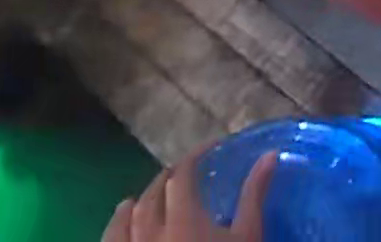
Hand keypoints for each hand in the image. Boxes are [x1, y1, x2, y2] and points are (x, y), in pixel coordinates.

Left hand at [105, 150, 275, 241]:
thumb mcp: (248, 237)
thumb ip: (254, 194)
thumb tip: (269, 154)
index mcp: (183, 219)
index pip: (182, 174)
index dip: (195, 156)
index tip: (212, 149)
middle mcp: (150, 236)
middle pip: (150, 197)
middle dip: (165, 179)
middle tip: (181, 173)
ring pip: (118, 228)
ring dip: (127, 211)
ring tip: (131, 203)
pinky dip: (111, 240)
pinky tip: (118, 240)